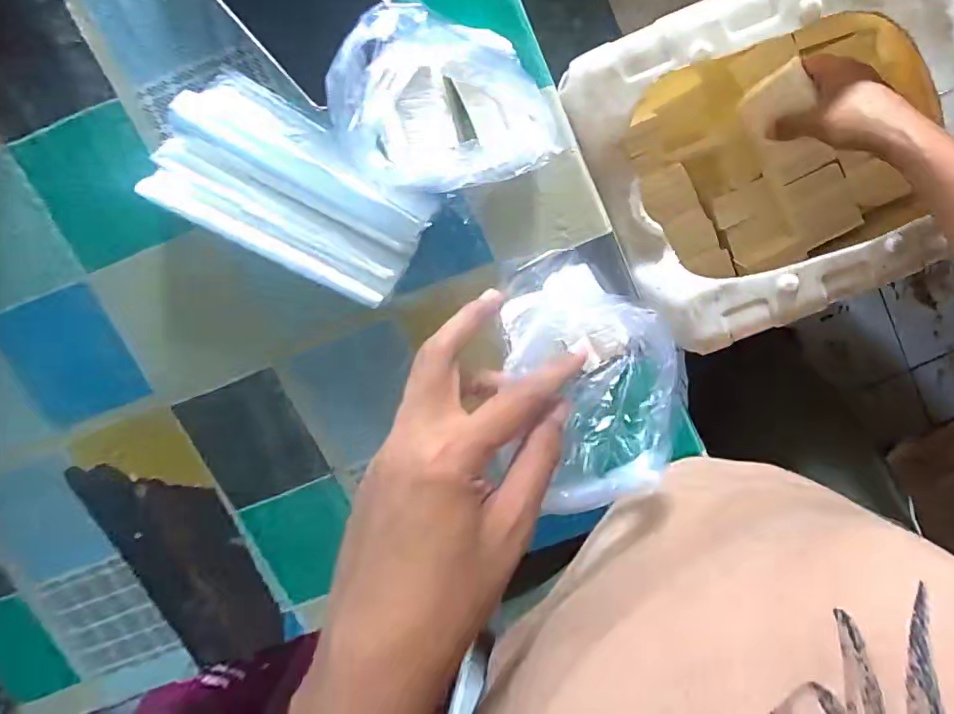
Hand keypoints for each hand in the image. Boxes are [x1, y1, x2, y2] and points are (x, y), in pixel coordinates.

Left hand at [294, 290, 582, 713]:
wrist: (372, 656)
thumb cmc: (451, 598)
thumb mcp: (508, 532)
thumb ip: (535, 462)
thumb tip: (556, 412)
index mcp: (448, 455)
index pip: (512, 400)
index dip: (552, 375)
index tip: (580, 352)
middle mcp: (410, 438)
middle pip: (435, 360)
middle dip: (465, 322)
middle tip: (495, 298)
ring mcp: (386, 452)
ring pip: (425, 389)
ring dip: (464, 376)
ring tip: (506, 395)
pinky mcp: (376, 471)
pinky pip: (417, 420)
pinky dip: (448, 409)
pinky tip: (474, 438)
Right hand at [773, 54, 922, 153]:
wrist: (902, 134)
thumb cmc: (854, 120)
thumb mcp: (816, 124)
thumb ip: (791, 125)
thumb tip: (767, 129)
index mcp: (834, 66)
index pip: (807, 64)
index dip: (792, 77)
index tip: (780, 94)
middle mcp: (853, 67)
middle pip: (824, 75)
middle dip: (809, 91)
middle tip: (793, 108)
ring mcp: (872, 82)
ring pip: (841, 88)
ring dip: (827, 101)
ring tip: (813, 119)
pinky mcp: (884, 99)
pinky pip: (855, 100)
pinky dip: (844, 110)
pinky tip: (838, 127)